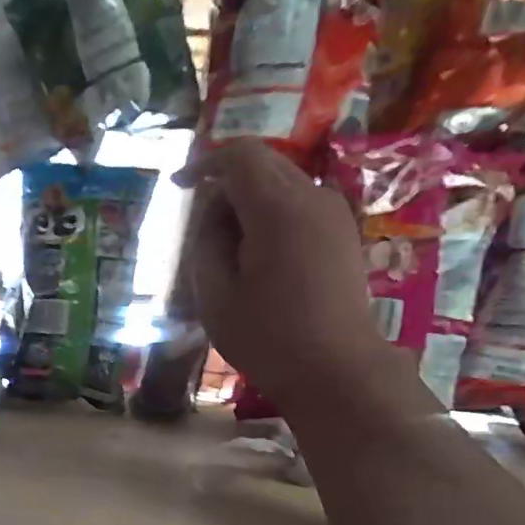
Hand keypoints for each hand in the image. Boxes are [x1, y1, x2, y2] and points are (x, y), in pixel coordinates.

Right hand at [175, 142, 388, 396]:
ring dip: (250, 202)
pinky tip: (258, 255)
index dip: (204, 163)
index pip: (239, 156)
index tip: (180, 186)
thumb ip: (207, 242)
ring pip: (284, 184)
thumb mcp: (215, 294)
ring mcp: (335, 214)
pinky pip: (301, 205)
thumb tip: (214, 213)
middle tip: (201, 226)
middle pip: (264, 165)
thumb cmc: (266, 337)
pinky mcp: (344, 233)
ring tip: (228, 248)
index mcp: (278, 208)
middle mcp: (313, 197)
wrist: (335, 368)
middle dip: (226, 184)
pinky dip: (272, 215)